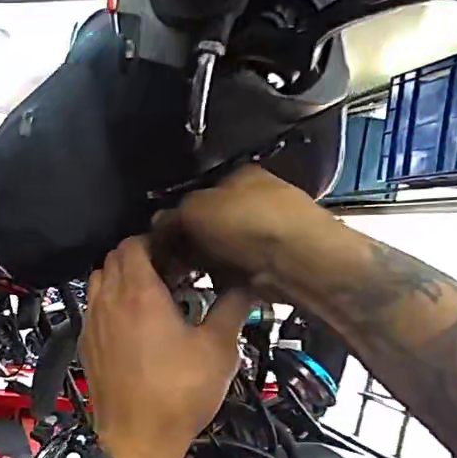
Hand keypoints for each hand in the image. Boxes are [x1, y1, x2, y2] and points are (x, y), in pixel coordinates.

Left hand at [81, 236, 254, 457]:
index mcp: (138, 293)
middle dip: (138, 256)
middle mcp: (108, 302)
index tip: (174, 249)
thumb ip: (231, 309)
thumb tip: (246, 286)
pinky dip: (108, 303)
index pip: (133, 244)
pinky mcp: (86, 345)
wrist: (137, 440)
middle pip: (113, 258)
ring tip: (150, 294)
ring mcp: (92, 324)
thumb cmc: (177, 395)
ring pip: (98, 281)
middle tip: (167, 270)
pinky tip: (133, 324)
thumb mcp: (218, 350)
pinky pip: (93, 309)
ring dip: (120, 278)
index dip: (153, 240)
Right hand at [152, 164, 334, 297]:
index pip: (197, 191)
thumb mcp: (195, 210)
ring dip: (202, 261)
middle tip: (168, 256)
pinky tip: (210, 283)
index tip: (160, 232)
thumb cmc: (251, 222)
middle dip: (187, 240)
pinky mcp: (271, 263)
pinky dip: (221, 277)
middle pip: (207, 221)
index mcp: (240, 174)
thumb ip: (171, 216)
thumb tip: (158, 223)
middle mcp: (256, 200)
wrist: (298, 262)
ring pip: (218, 248)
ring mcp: (265, 232)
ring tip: (186, 273)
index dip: (175, 212)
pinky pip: (234, 270)